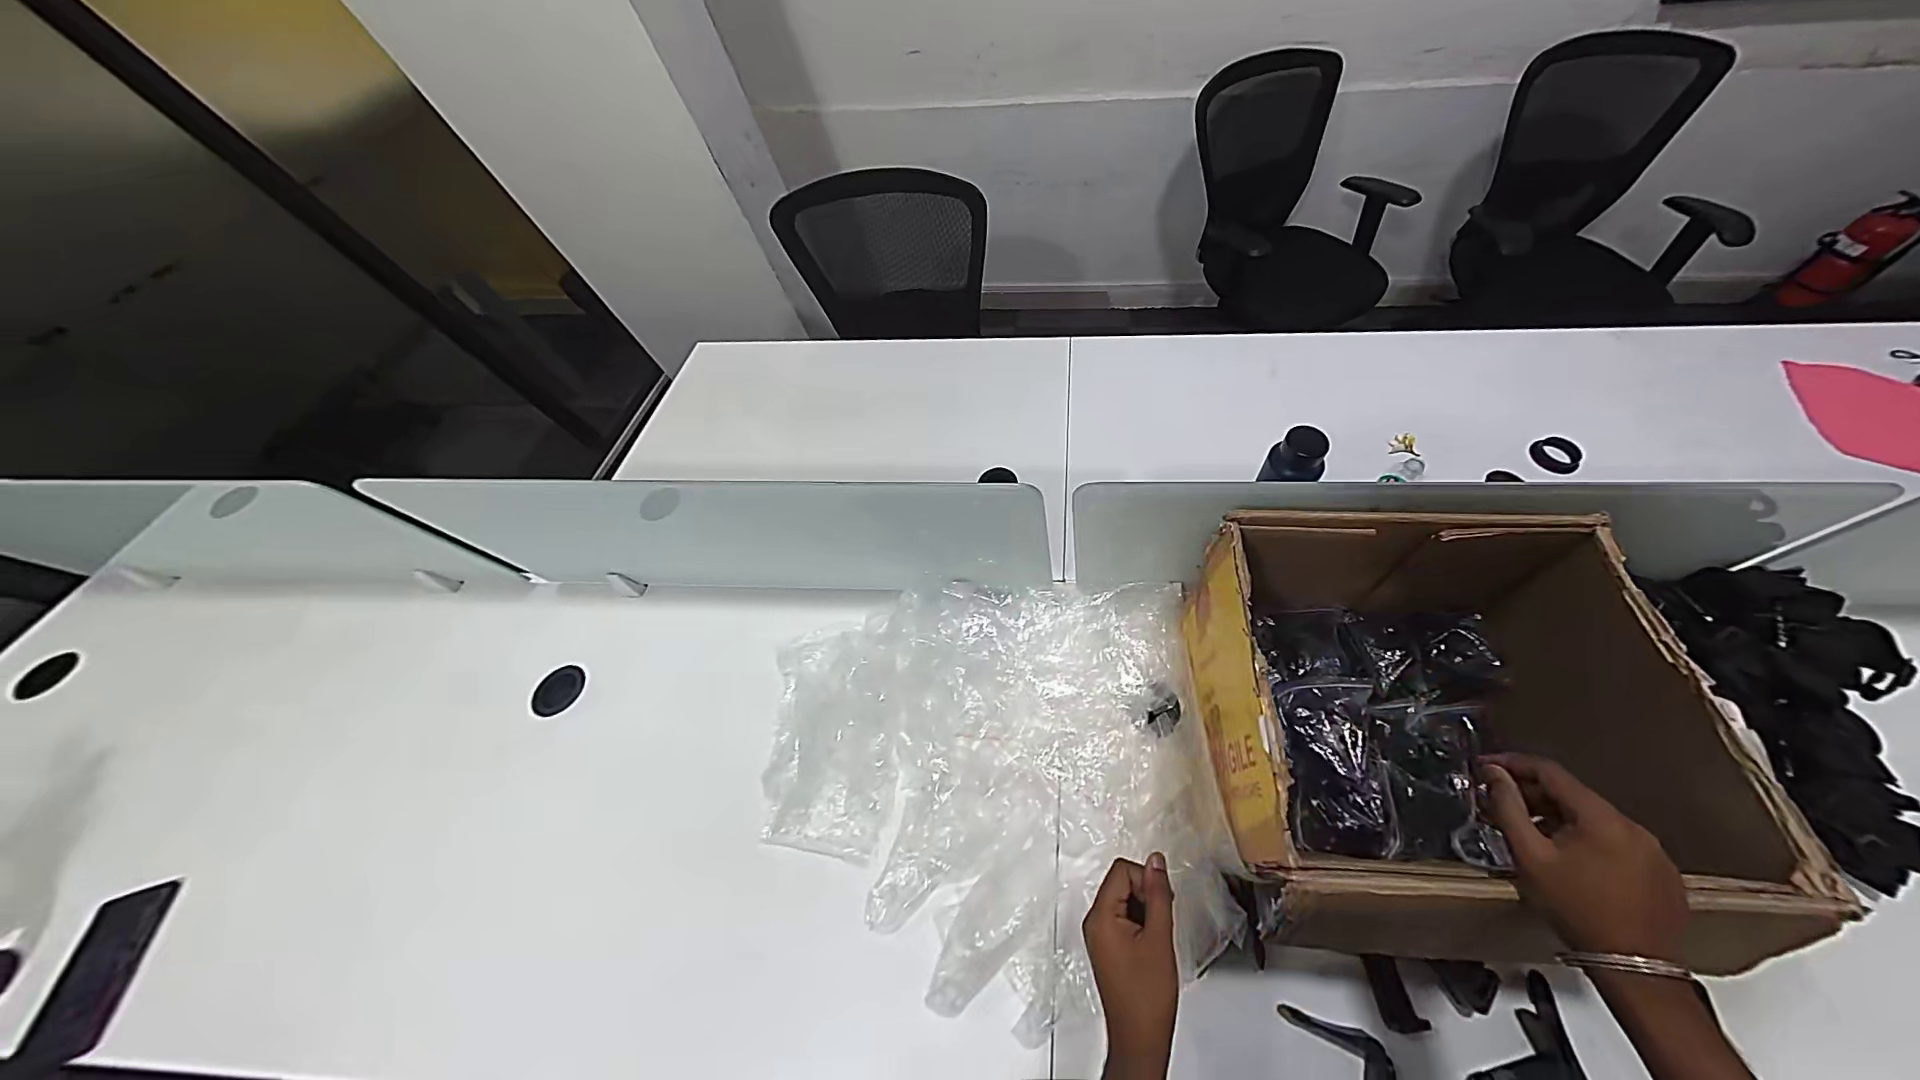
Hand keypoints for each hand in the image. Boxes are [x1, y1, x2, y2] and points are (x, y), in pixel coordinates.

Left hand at [1084, 853, 1177, 1078]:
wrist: (1140, 1038)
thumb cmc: (1147, 997)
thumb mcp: (1158, 937)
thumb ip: (1158, 894)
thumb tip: (1156, 861)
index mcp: (1100, 916)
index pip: (1121, 870)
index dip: (1146, 879)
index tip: (1162, 900)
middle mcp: (1094, 921)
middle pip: (1121, 882)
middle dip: (1146, 894)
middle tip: (1162, 920)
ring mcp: (1099, 934)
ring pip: (1124, 899)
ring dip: (1145, 910)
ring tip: (1157, 938)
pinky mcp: (1107, 945)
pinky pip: (1123, 917)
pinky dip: (1141, 923)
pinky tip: (1152, 945)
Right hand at [1480, 753, 1689, 961]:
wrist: (1633, 966)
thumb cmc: (1573, 907)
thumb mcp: (1529, 855)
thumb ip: (1508, 807)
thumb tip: (1493, 773)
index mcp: (1602, 819)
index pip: (1551, 772)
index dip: (1513, 763)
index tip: (1484, 766)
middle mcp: (1633, 827)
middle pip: (1573, 794)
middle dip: (1531, 793)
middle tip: (1497, 800)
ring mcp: (1653, 851)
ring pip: (1592, 818)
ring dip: (1555, 816)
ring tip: (1526, 830)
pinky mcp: (1661, 872)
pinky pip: (1613, 840)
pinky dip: (1582, 837)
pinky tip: (1564, 855)